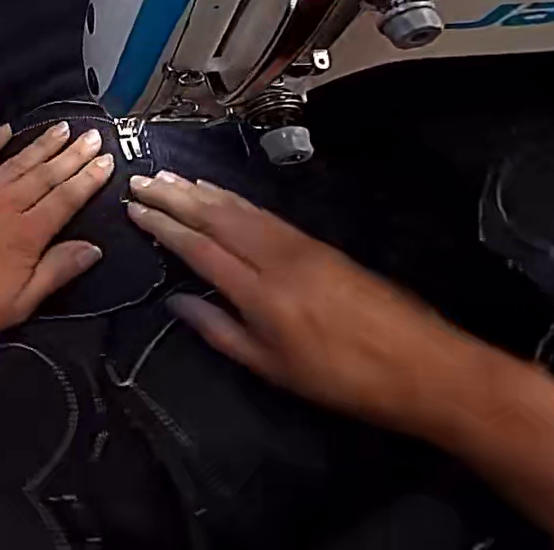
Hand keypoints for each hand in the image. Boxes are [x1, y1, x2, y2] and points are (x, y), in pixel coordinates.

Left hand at [0, 122, 113, 347]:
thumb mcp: (16, 305)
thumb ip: (55, 272)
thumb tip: (92, 249)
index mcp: (25, 235)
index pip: (66, 199)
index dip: (89, 179)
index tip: (106, 161)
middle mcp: (5, 205)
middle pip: (47, 174)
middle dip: (74, 154)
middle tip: (94, 135)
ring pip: (18, 161)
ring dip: (43, 144)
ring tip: (64, 128)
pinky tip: (6, 130)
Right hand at [127, 171, 508, 437]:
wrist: (418, 360)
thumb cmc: (341, 376)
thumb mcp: (273, 368)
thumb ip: (220, 330)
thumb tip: (177, 302)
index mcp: (259, 291)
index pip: (197, 246)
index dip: (162, 225)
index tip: (135, 208)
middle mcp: (272, 255)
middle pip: (212, 216)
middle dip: (173, 195)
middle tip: (141, 179)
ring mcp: (293, 242)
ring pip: (235, 207)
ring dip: (198, 189)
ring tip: (168, 177)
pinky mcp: (310, 239)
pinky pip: (258, 210)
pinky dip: (230, 197)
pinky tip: (216, 191)